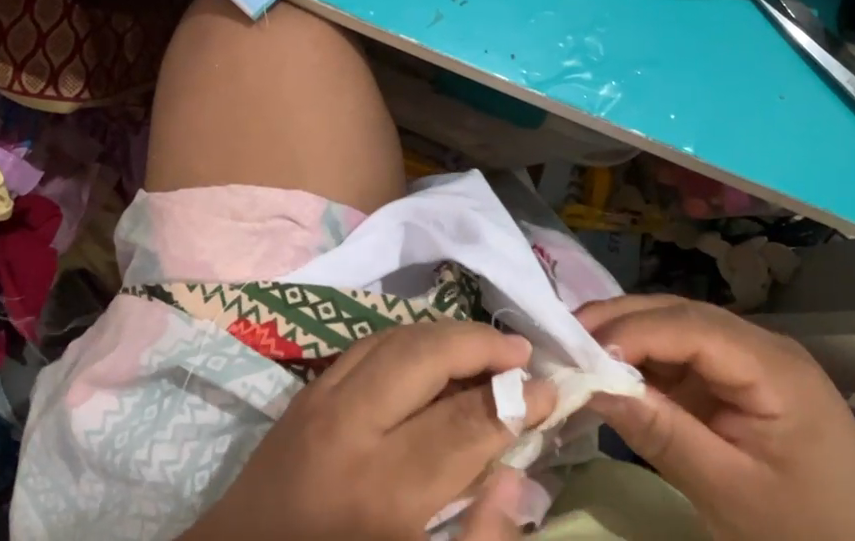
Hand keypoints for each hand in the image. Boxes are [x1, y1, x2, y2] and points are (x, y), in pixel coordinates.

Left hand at [183, 321, 555, 540]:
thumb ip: (478, 536)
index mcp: (383, 489)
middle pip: (425, 358)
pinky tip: (433, 350)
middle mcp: (349, 428)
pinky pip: (365, 345)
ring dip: (445, 333)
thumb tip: (516, 471)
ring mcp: (319, 400)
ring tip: (488, 344)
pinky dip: (407, 338)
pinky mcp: (304, 391)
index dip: (514, 403)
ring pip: (393, 338)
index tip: (550, 391)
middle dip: (479, 344)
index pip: (464, 425)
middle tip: (522, 350)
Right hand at [577, 296, 854, 540]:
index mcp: (775, 370)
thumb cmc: (802, 532)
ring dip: (623, 337)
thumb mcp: (729, 492)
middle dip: (617, 323)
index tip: (578, 354)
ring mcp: (749, 361)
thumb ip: (662, 434)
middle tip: (562, 342)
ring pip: (672, 327)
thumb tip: (593, 386)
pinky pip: (679, 354)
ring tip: (576, 355)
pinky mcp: (735, 379)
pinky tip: (609, 373)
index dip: (631, 331)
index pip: (691, 326)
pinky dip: (640, 361)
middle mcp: (762, 347)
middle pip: (678, 314)